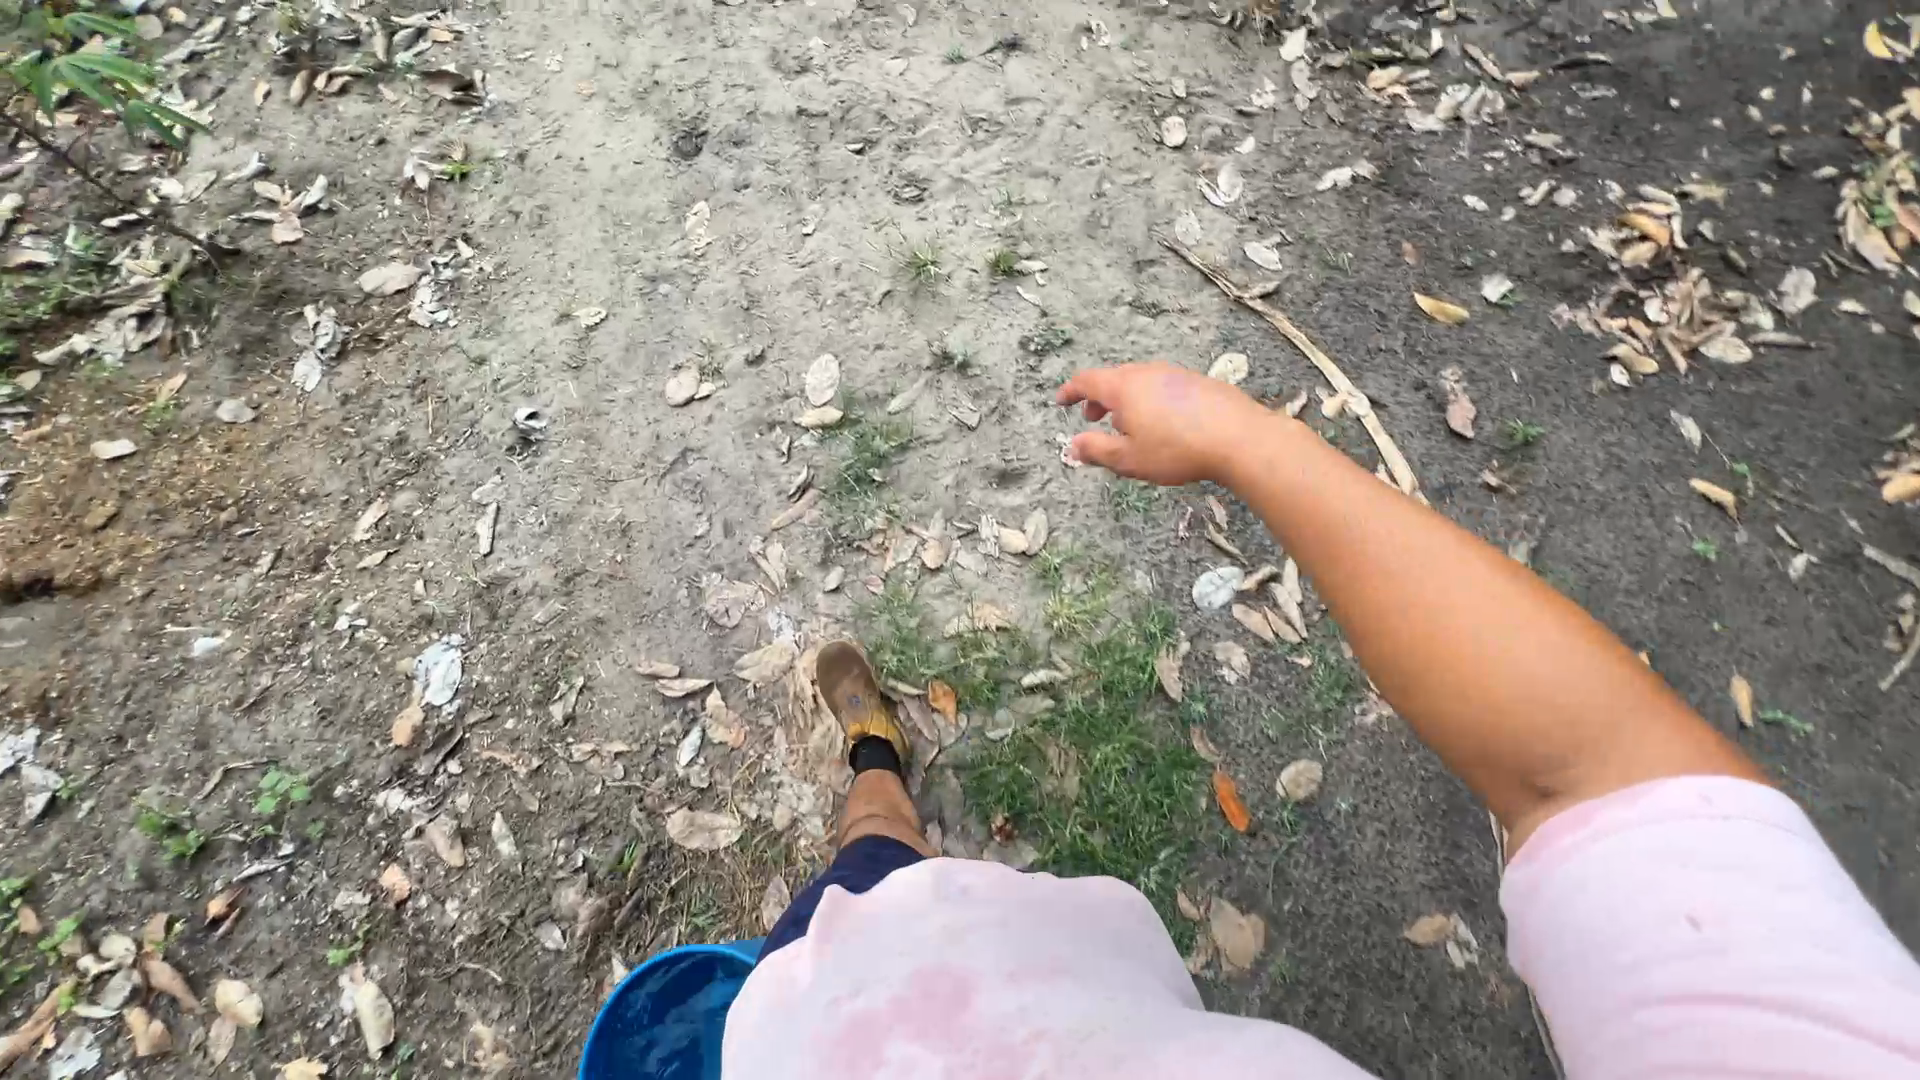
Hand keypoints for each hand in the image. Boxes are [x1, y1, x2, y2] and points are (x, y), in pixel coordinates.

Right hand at [1055, 363, 1269, 485]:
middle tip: (1092, 418)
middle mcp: (1147, 373)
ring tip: (1128, 425)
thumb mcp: (1128, 459)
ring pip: (1140, 382)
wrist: (1239, 438)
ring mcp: (1175, 374)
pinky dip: (1149, 400)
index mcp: (1124, 387)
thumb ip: (1097, 450)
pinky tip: (1161, 424)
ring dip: (1125, 400)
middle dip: (1098, 398)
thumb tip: (1073, 446)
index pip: (1087, 380)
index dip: (1070, 391)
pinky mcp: (1198, 382)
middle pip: (1113, 378)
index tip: (1061, 402)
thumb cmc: (1176, 450)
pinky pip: (1163, 387)